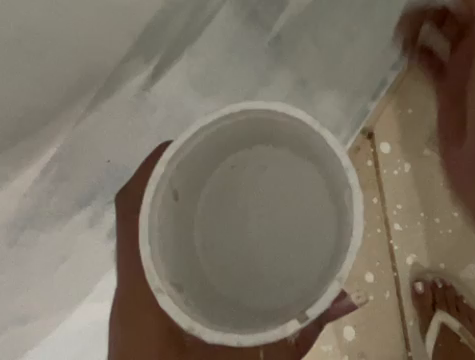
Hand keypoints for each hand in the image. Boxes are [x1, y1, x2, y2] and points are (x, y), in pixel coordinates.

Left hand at [109, 143, 359, 359]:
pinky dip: (167, 243)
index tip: (189, 139)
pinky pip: (145, 266)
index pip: (129, 210)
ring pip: (137, 241)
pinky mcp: (136, 326)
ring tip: (212, 186)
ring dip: (165, 210)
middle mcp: (127, 295)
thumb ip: (296, 334)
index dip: (152, 167)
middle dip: (168, 182)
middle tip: (216, 160)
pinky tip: (202, 243)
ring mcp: (128, 311)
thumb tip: (347, 296)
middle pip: (132, 217)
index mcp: (142, 294)